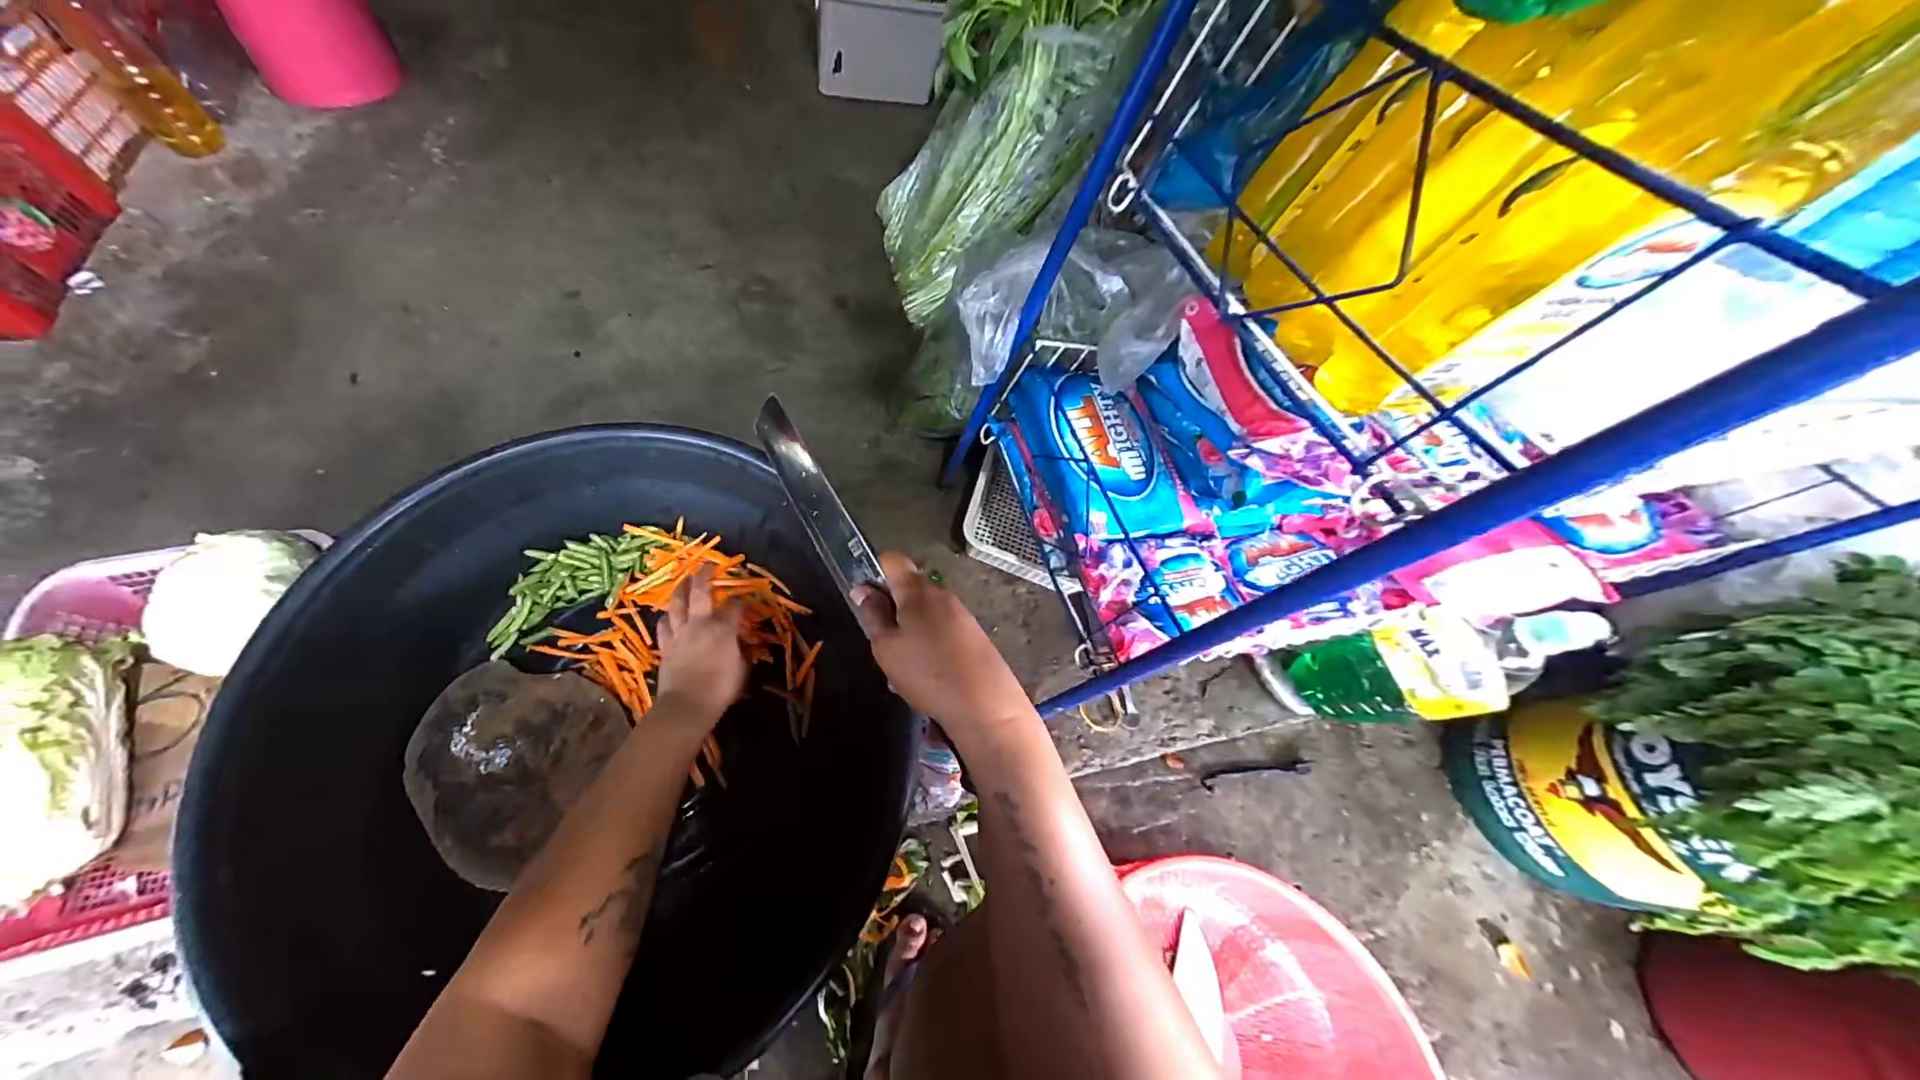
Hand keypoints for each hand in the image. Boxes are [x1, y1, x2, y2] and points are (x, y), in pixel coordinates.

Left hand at [654, 565, 746, 722]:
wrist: (687, 705)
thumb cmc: (721, 688)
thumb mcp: (742, 668)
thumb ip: (741, 650)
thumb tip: (740, 641)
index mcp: (723, 629)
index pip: (734, 607)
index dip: (740, 602)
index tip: (744, 602)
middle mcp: (700, 624)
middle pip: (700, 593)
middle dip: (704, 577)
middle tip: (706, 566)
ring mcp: (680, 634)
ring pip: (677, 604)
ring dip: (680, 590)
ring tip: (683, 581)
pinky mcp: (666, 646)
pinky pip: (664, 626)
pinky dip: (667, 618)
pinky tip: (668, 616)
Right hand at [852, 552, 1033, 746]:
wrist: (985, 705)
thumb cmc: (927, 673)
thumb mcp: (887, 647)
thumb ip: (873, 615)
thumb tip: (862, 588)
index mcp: (918, 590)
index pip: (892, 559)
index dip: (874, 571)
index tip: (865, 599)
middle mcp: (942, 595)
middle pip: (909, 589)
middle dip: (892, 612)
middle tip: (883, 645)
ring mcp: (961, 614)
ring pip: (924, 616)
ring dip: (909, 635)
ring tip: (902, 671)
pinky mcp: (973, 635)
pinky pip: (941, 633)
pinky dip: (928, 648)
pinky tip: (926, 679)